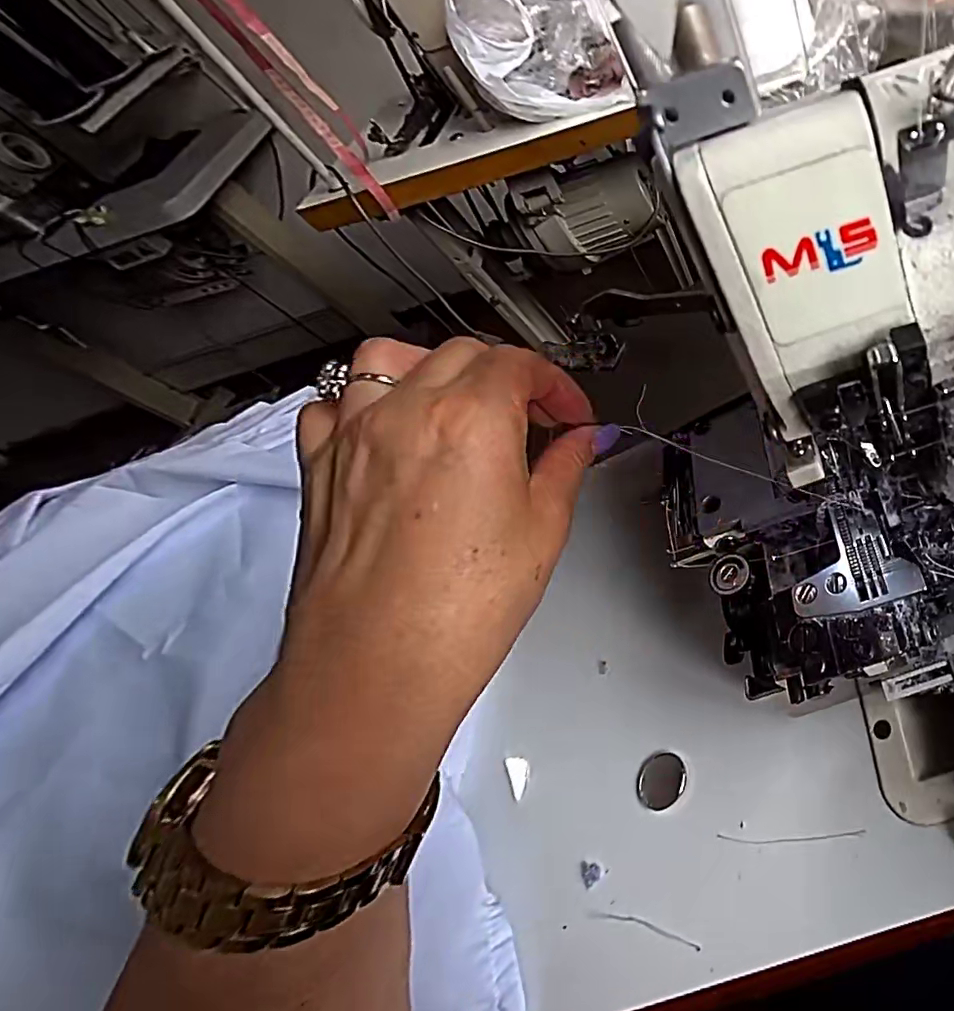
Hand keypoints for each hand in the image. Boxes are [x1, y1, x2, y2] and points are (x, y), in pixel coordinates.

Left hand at [197, 337, 602, 880]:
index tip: (574, 416)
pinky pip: (339, 403)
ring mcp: (354, 436)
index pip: (519, 365)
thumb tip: (576, 441)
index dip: (558, 385)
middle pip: (462, 353)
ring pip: (389, 358)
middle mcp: (406, 414)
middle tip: (540, 416)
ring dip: (439, 369)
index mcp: (472, 421)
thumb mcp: (547, 525)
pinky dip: (375, 401)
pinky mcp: (321, 467)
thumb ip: (564, 466)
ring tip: (470, 408)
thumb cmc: (467, 600)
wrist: (384, 658)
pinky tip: (404, 433)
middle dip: (512, 374)